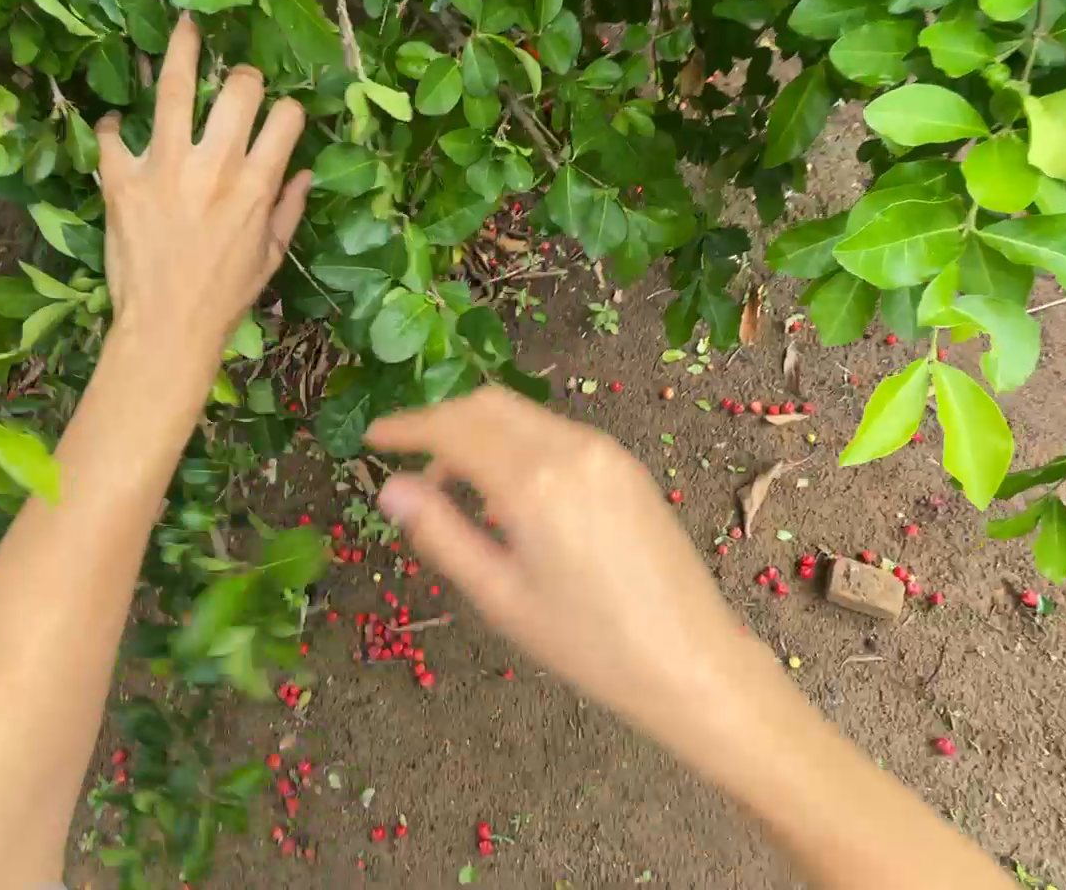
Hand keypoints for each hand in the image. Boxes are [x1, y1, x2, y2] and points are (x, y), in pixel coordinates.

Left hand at [94, 13, 310, 357]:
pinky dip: (115, 126)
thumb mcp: (270, 258)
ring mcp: (164, 167)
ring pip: (173, 87)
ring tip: (184, 27)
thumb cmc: (225, 297)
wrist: (169, 327)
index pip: (286, 119)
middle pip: (238, 89)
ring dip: (181, 49)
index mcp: (256, 187)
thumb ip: (290, 210)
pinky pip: (112, 135)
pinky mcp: (121, 179)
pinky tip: (120, 125)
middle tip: (238, 78)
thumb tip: (306, 172)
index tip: (283, 116)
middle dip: (245, 76)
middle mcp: (214, 166)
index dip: (289, 111)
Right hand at [367, 388, 763, 747]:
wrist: (691, 660)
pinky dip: (514, 442)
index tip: (373, 436)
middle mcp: (570, 447)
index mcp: (534, 482)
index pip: (453, 430)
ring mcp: (603, 449)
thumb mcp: (500, 596)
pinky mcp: (623, 462)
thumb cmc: (587, 643)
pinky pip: (552, 432)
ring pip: (520, 413)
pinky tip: (506, 490)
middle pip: (486, 404)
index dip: (407, 427)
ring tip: (452, 485)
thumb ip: (441, 533)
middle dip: (439, 421)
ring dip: (477, 431)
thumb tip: (391, 488)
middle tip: (407, 457)